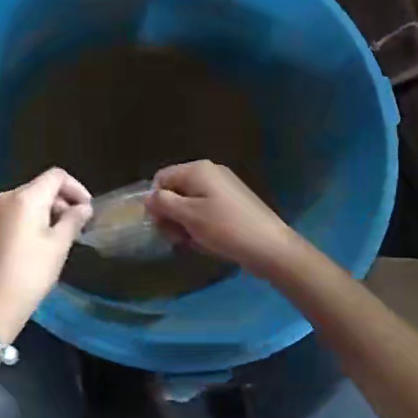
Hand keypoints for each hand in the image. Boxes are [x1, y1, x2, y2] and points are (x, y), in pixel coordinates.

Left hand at [0, 168, 92, 340]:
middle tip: (80, 225)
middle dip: (64, 200)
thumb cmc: (31, 272)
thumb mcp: (58, 245)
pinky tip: (47, 240)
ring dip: (52, 211)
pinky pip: (21, 212)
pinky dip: (37, 218)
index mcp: (25, 196)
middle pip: (43, 186)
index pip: (56, 175)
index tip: (89, 209)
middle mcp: (9, 196)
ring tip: (67, 235)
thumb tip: (84, 207)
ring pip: (32, 199)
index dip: (77, 188)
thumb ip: (73, 220)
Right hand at [149, 160, 305, 276]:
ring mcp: (223, 188)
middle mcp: (210, 173)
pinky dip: (201, 225)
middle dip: (170, 214)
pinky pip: (206, 211)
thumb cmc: (225, 228)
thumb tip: (147, 197)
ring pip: (190, 203)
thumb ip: (163, 203)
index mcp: (197, 170)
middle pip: (175, 190)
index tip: (159, 224)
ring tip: (193, 242)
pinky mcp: (232, 204)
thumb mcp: (188, 216)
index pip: (161, 178)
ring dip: (185, 223)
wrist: (270, 247)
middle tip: (176, 238)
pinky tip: (207, 242)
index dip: (155, 200)